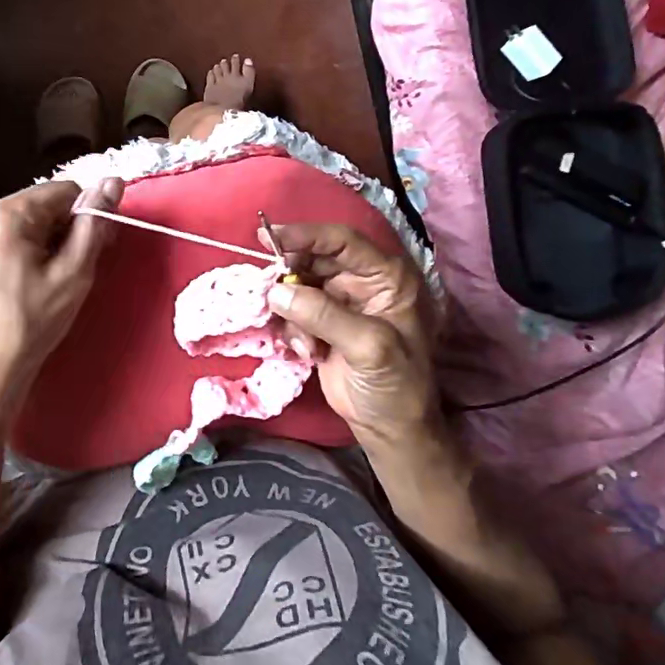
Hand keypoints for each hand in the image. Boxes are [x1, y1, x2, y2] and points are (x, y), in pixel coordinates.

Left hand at [0, 178, 121, 406]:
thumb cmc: (32, 324)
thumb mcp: (73, 274)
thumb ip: (93, 225)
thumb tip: (114, 181)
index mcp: (3, 215)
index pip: (64, 190)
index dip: (87, 215)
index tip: (96, 247)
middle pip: (43, 202)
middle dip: (66, 227)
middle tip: (76, 266)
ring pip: (27, 217)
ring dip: (48, 238)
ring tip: (54, 275)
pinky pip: (9, 231)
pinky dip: (28, 246)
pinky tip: (33, 276)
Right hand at [260, 223, 440, 452]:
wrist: (389, 429)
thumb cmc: (395, 385)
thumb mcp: (369, 347)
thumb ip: (324, 315)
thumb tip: (277, 291)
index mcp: (387, 277)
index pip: (342, 241)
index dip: (306, 235)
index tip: (269, 236)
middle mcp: (362, 283)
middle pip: (314, 259)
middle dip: (290, 275)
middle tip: (269, 292)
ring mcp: (339, 303)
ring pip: (297, 285)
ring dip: (290, 311)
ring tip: (305, 343)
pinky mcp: (320, 325)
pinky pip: (292, 311)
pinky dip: (291, 329)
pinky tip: (307, 352)